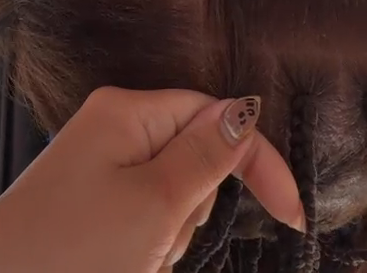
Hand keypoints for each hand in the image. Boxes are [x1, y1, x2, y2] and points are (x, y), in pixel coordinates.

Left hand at [0, 87, 301, 272]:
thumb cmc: (73, 249)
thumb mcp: (155, 205)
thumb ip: (206, 155)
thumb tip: (246, 108)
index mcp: (129, 110)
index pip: (214, 114)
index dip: (257, 158)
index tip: (292, 217)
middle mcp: (115, 123)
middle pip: (194, 153)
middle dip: (194, 206)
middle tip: (158, 242)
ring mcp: (101, 158)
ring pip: (174, 191)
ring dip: (169, 232)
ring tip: (134, 257)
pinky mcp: (93, 193)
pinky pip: (145, 209)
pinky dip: (147, 241)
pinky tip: (123, 260)